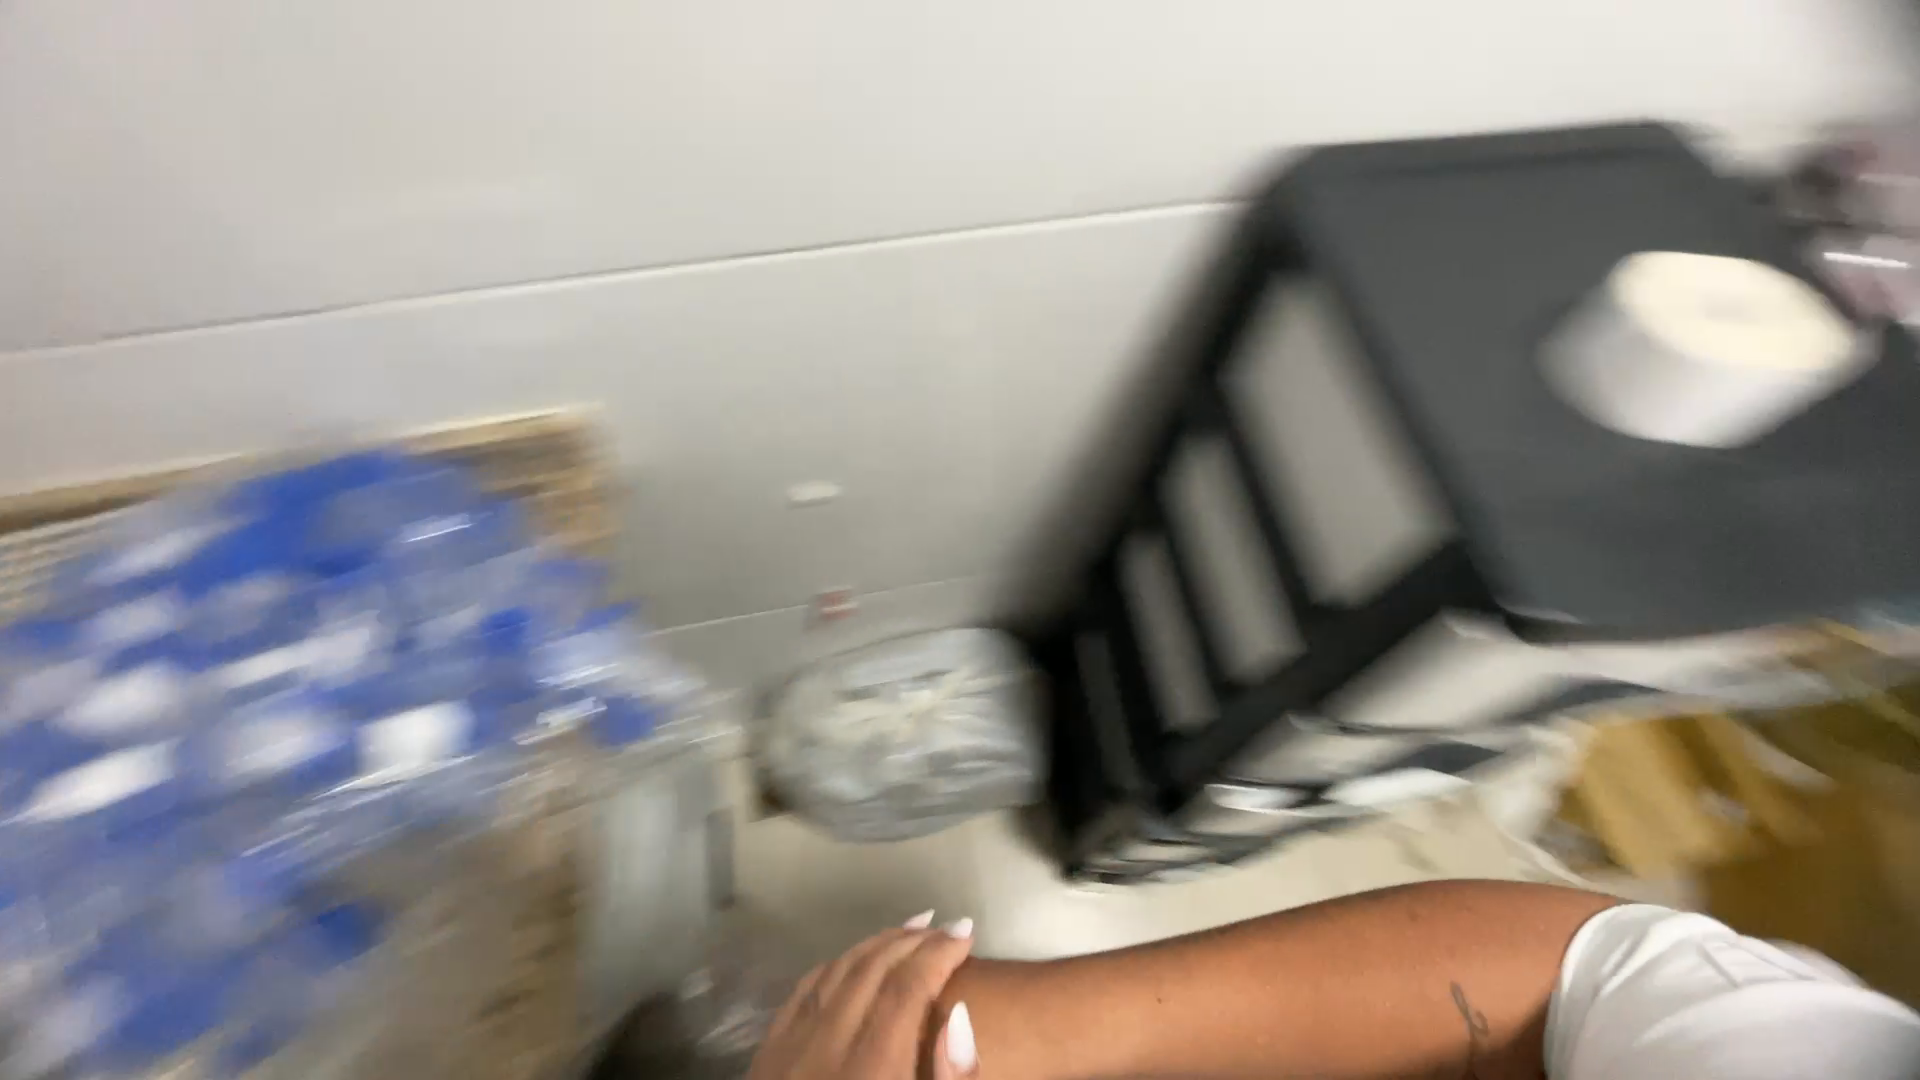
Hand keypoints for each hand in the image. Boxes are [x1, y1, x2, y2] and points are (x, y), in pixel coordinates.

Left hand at [748, 912, 979, 1079]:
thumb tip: (957, 1017)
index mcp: (869, 1074)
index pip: (905, 988)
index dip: (938, 952)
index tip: (966, 933)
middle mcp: (823, 1052)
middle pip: (871, 970)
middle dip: (911, 940)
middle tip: (944, 927)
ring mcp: (787, 1055)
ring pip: (835, 972)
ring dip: (874, 944)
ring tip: (910, 931)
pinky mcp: (763, 1064)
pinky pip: (802, 992)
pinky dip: (834, 965)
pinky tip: (852, 961)